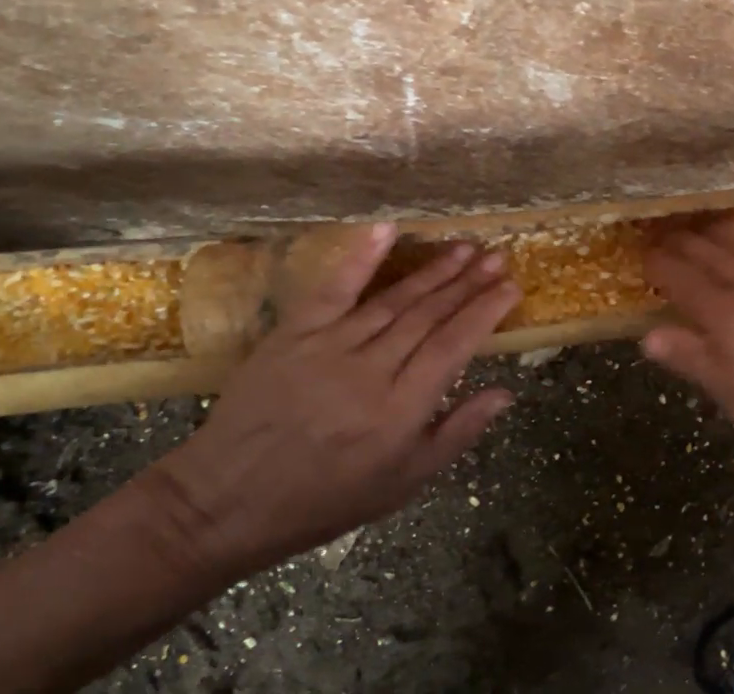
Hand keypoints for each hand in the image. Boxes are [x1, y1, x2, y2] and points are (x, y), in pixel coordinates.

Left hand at [137, 225, 520, 571]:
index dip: (486, 311)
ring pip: (394, 300)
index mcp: (400, 411)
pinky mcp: (292, 337)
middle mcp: (370, 372)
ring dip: (434, 270)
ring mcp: (328, 349)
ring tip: (465, 248)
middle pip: (430, 315)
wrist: (222, 505)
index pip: (455, 345)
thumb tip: (505, 393)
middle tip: (498, 257)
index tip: (512, 287)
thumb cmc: (324, 500)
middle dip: (469, 283)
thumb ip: (457, 434)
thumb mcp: (403, 483)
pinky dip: (360, 258)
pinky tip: (387, 229)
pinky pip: (332, 290)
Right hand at [640, 207, 733, 471]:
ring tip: (704, 224)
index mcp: (728, 318)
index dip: (659, 266)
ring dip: (720, 227)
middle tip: (665, 233)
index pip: (682, 281)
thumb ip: (695, 361)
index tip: (644, 255)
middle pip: (710, 252)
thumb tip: (648, 335)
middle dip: (682, 242)